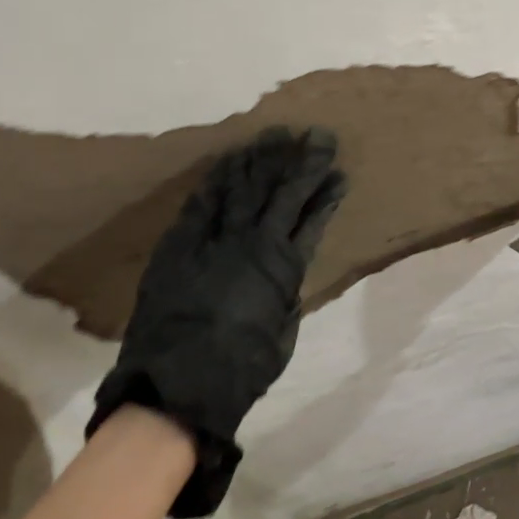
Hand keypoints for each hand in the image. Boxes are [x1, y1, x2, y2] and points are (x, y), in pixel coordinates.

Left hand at [87, 127, 346, 517]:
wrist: (181, 383)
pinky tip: (225, 163)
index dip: (325, 193)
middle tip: (314, 135)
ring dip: (258, 161)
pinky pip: (200, 203)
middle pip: (281, 192)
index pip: (311, 218)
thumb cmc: (244, 367)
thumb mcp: (282, 328)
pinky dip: (214, 181)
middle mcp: (254, 244)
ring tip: (271, 137)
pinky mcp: (179, 245)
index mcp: (284, 267)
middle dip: (300, 162)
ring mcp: (214, 240)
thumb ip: (285, 292)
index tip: (339, 171)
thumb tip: (284, 273)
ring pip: (241, 189)